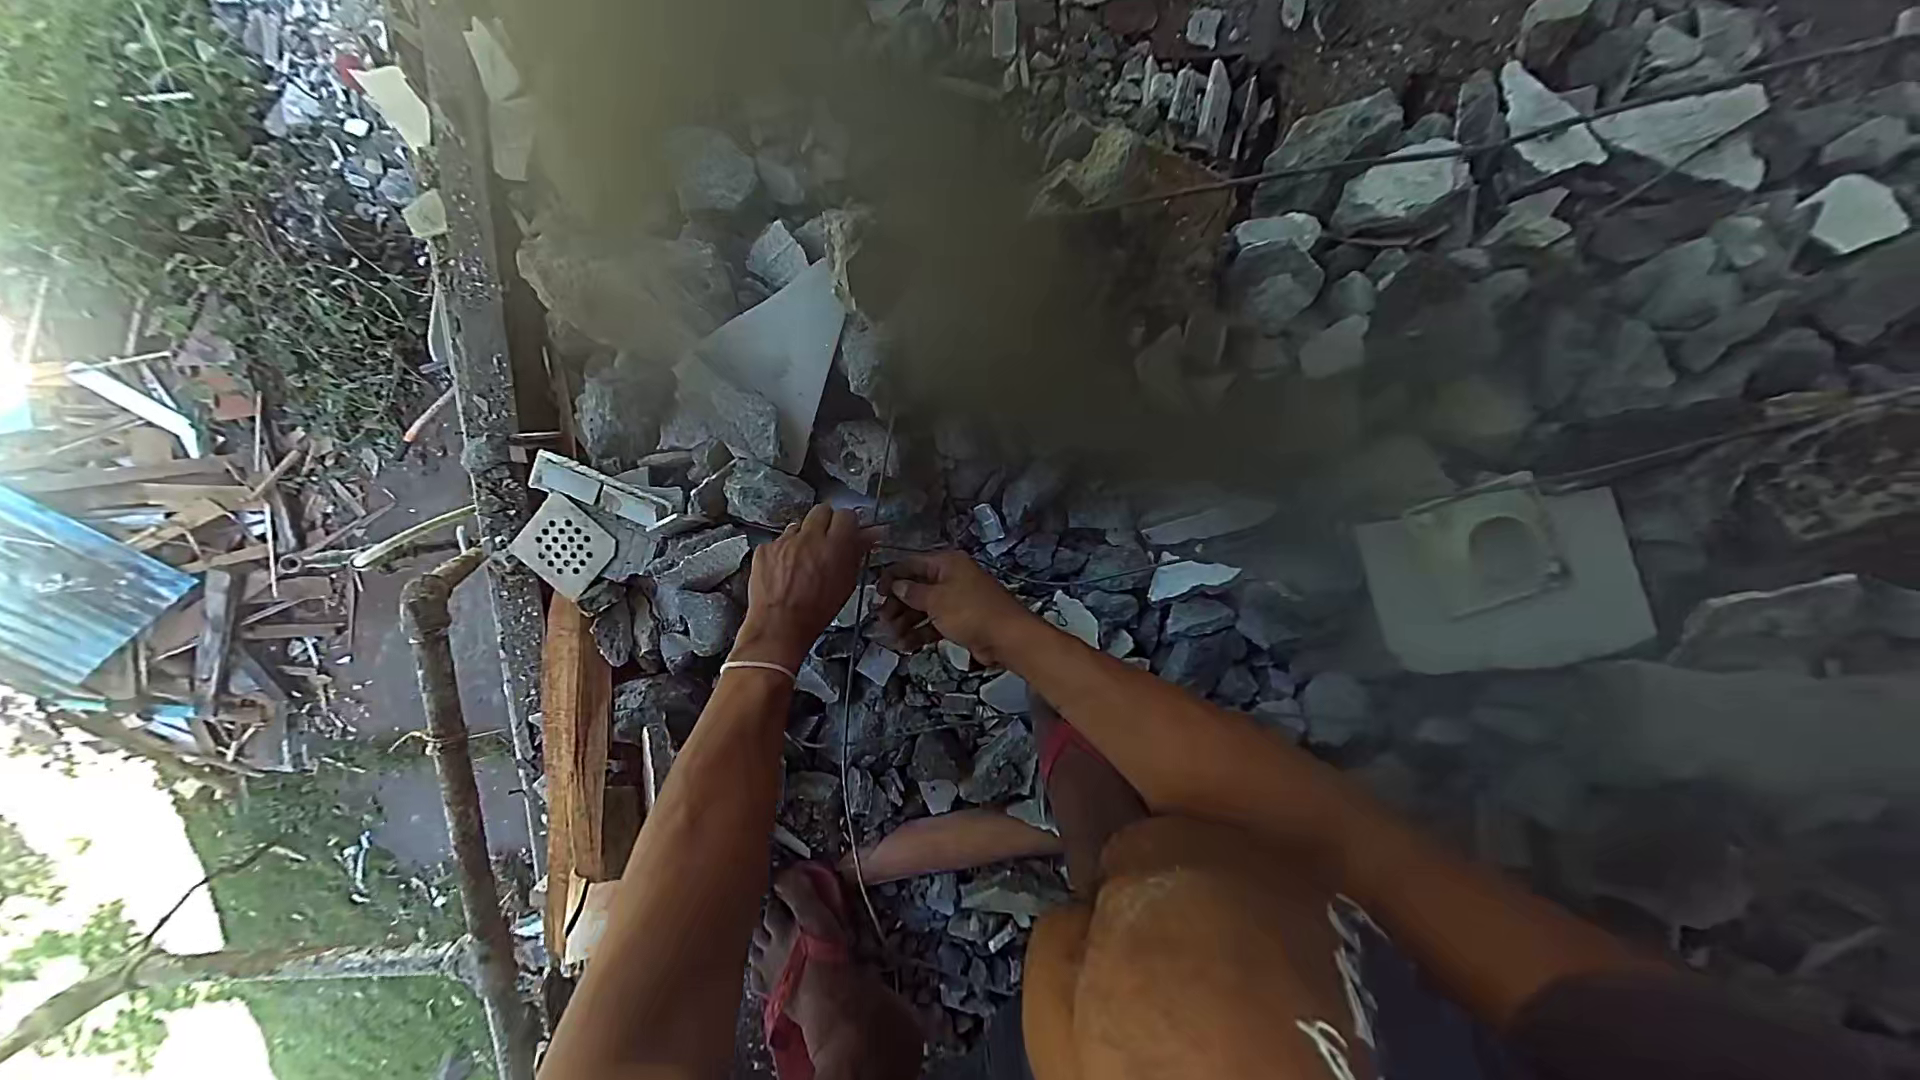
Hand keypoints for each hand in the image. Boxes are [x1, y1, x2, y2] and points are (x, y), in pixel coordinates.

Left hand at [735, 506, 880, 668]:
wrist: (779, 626)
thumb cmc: (816, 611)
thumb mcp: (846, 584)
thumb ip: (857, 554)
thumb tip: (870, 534)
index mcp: (835, 546)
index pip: (847, 515)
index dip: (847, 524)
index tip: (846, 533)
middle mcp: (810, 538)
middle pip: (822, 511)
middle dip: (825, 522)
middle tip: (825, 540)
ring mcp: (784, 541)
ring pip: (799, 525)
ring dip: (804, 537)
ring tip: (803, 559)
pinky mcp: (765, 548)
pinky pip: (779, 541)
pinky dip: (783, 551)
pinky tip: (785, 569)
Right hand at [876, 551, 1040, 667]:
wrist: (1007, 637)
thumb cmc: (970, 612)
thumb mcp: (937, 600)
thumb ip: (913, 592)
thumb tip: (897, 585)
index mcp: (946, 563)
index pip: (911, 565)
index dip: (892, 578)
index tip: (875, 594)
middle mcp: (950, 578)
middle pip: (915, 588)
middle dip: (897, 605)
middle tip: (882, 621)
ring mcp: (955, 601)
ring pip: (923, 609)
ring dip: (906, 622)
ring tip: (892, 638)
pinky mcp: (960, 621)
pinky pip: (934, 624)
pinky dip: (920, 633)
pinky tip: (906, 645)